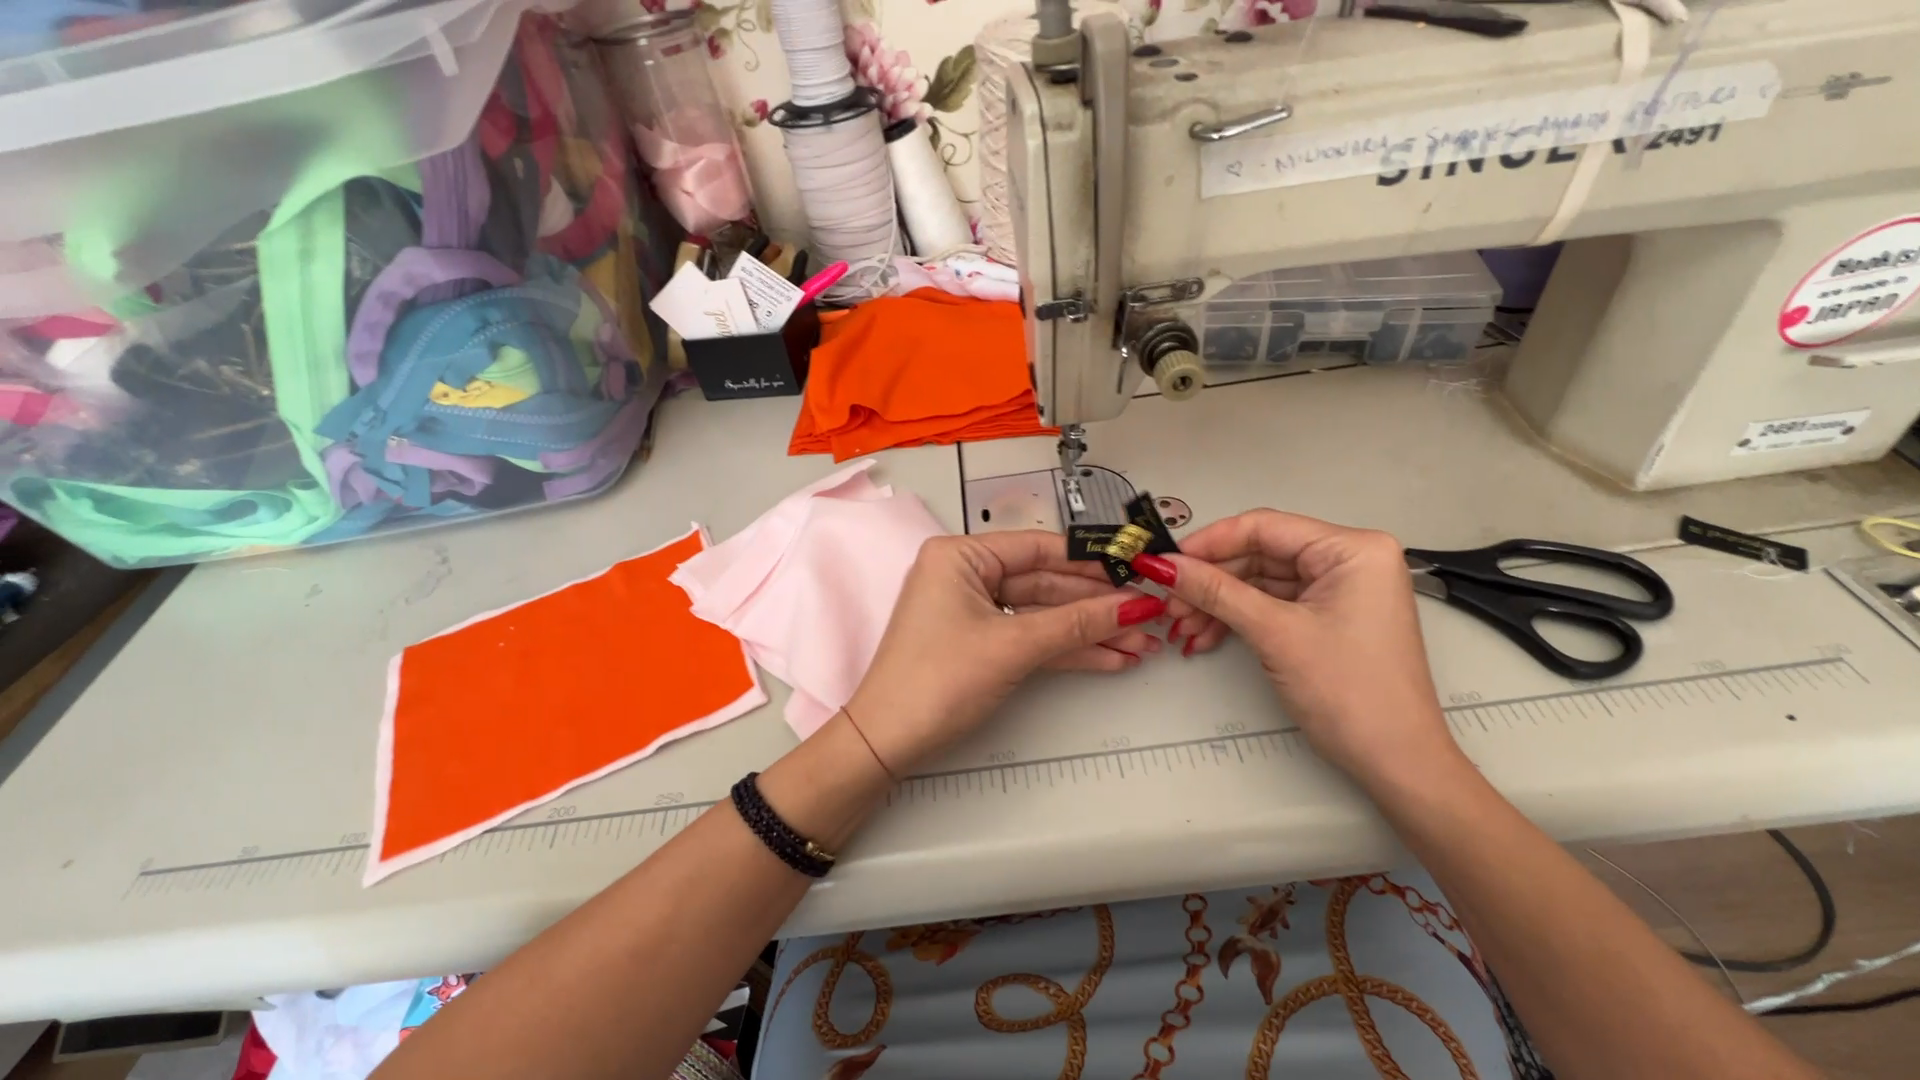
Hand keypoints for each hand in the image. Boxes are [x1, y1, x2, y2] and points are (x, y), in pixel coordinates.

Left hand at [845, 531, 1165, 774]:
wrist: (888, 742)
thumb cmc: (936, 682)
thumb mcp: (1013, 647)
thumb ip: (1076, 624)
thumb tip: (1134, 607)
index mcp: (960, 556)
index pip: (1039, 548)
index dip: (1092, 563)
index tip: (1137, 570)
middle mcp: (965, 575)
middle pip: (1046, 583)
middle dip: (1098, 606)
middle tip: (1149, 613)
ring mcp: (973, 611)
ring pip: (1044, 615)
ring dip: (1091, 632)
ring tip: (1142, 643)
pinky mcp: (981, 644)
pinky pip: (1032, 638)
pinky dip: (1068, 650)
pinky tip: (1111, 657)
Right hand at [1134, 510, 1458, 786]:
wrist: (1395, 761)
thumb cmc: (1349, 692)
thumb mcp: (1275, 633)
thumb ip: (1216, 592)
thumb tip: (1164, 566)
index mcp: (1352, 549)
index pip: (1264, 527)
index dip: (1208, 543)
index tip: (1165, 562)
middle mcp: (1349, 559)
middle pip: (1259, 554)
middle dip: (1210, 581)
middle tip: (1168, 603)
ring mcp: (1340, 590)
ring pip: (1260, 582)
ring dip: (1218, 603)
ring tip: (1181, 628)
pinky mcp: (1329, 617)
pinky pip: (1273, 605)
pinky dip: (1238, 619)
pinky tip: (1205, 637)